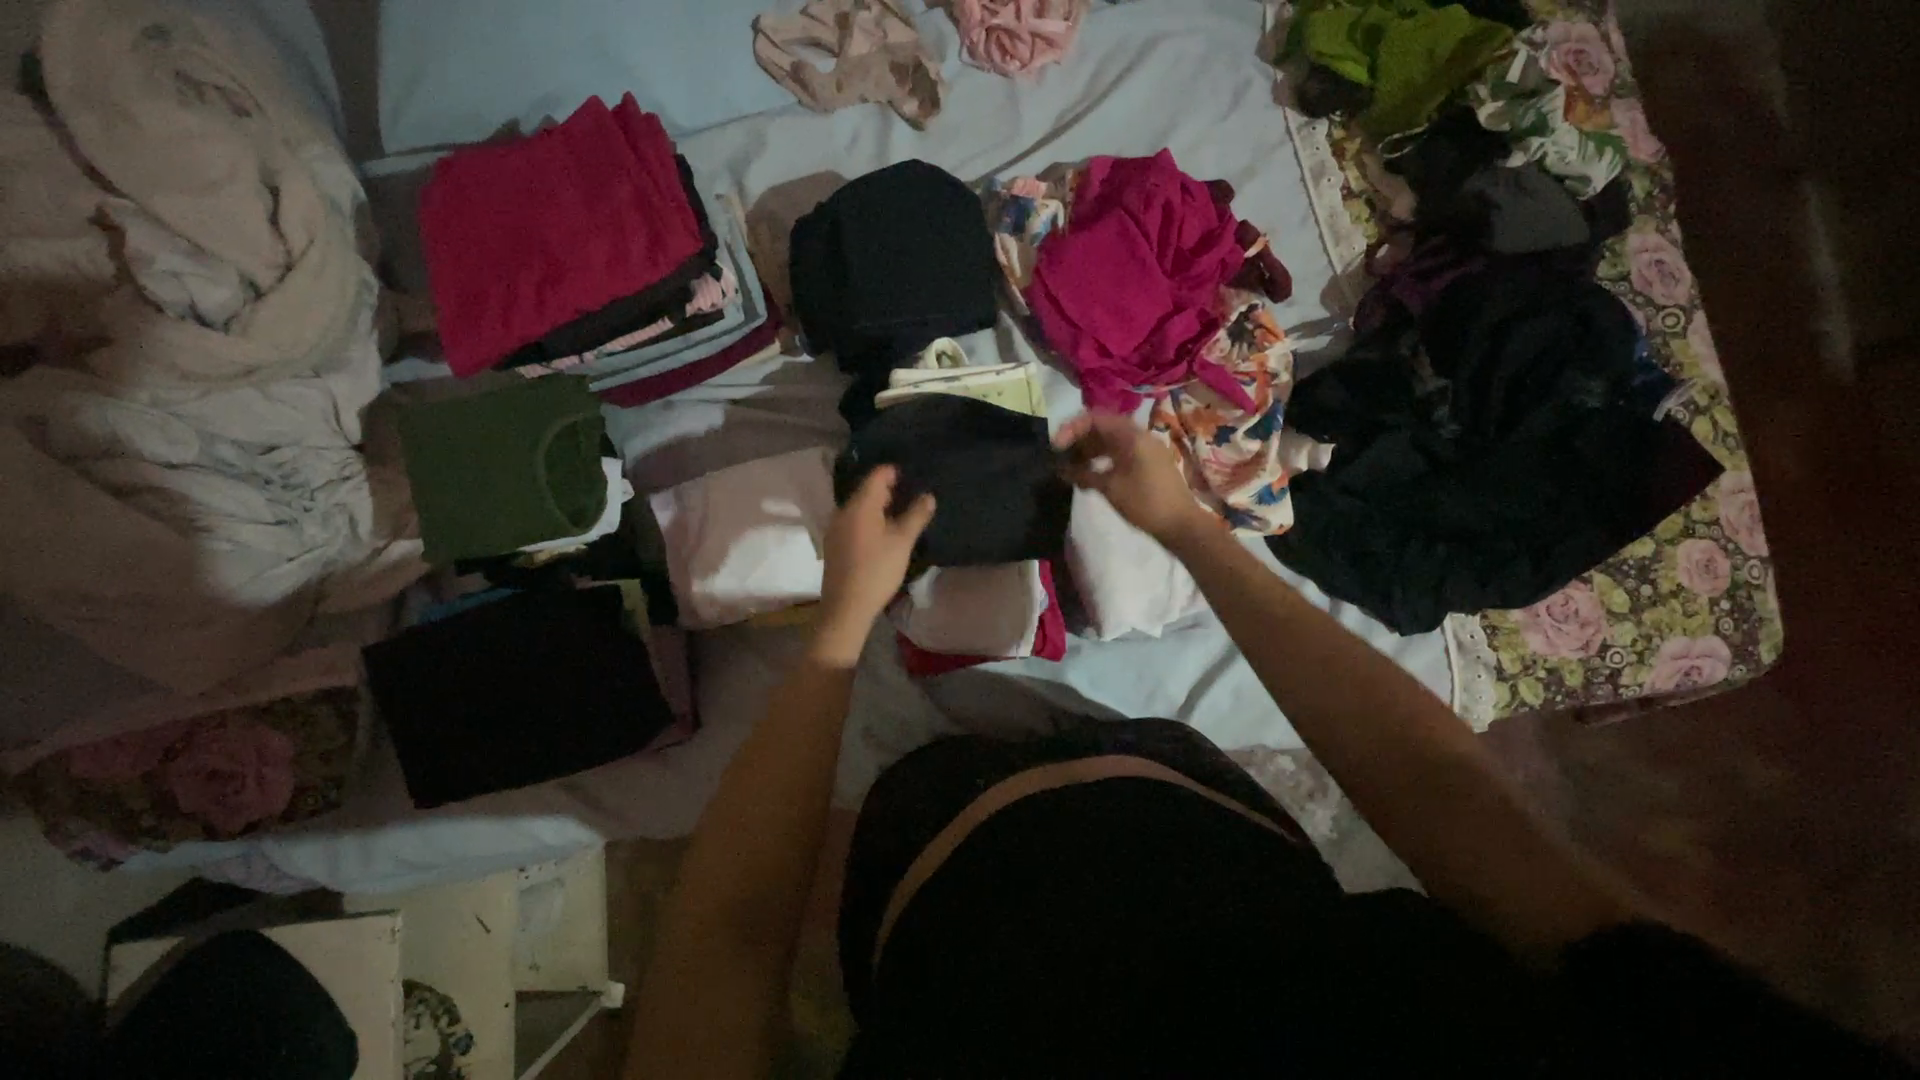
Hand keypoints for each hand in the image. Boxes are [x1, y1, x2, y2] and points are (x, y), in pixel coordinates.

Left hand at [811, 465, 936, 664]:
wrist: (846, 606)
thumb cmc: (877, 570)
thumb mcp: (902, 542)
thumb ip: (916, 515)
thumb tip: (928, 496)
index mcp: (859, 505)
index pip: (877, 475)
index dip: (895, 472)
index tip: (913, 475)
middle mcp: (843, 511)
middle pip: (866, 490)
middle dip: (888, 490)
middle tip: (911, 494)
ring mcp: (835, 528)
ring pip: (859, 507)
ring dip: (878, 506)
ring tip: (900, 514)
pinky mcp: (833, 543)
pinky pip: (853, 521)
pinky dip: (868, 520)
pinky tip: (882, 533)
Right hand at [1055, 411, 1211, 545]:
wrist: (1181, 524)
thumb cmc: (1145, 503)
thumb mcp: (1110, 488)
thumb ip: (1083, 475)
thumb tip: (1062, 470)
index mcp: (1131, 435)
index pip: (1094, 418)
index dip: (1071, 429)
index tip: (1056, 447)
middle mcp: (1138, 436)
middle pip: (1102, 428)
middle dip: (1078, 441)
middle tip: (1061, 458)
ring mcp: (1144, 450)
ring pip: (1110, 442)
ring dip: (1089, 452)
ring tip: (1071, 469)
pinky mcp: (1147, 464)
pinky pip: (1119, 453)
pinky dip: (1102, 461)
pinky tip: (1089, 477)